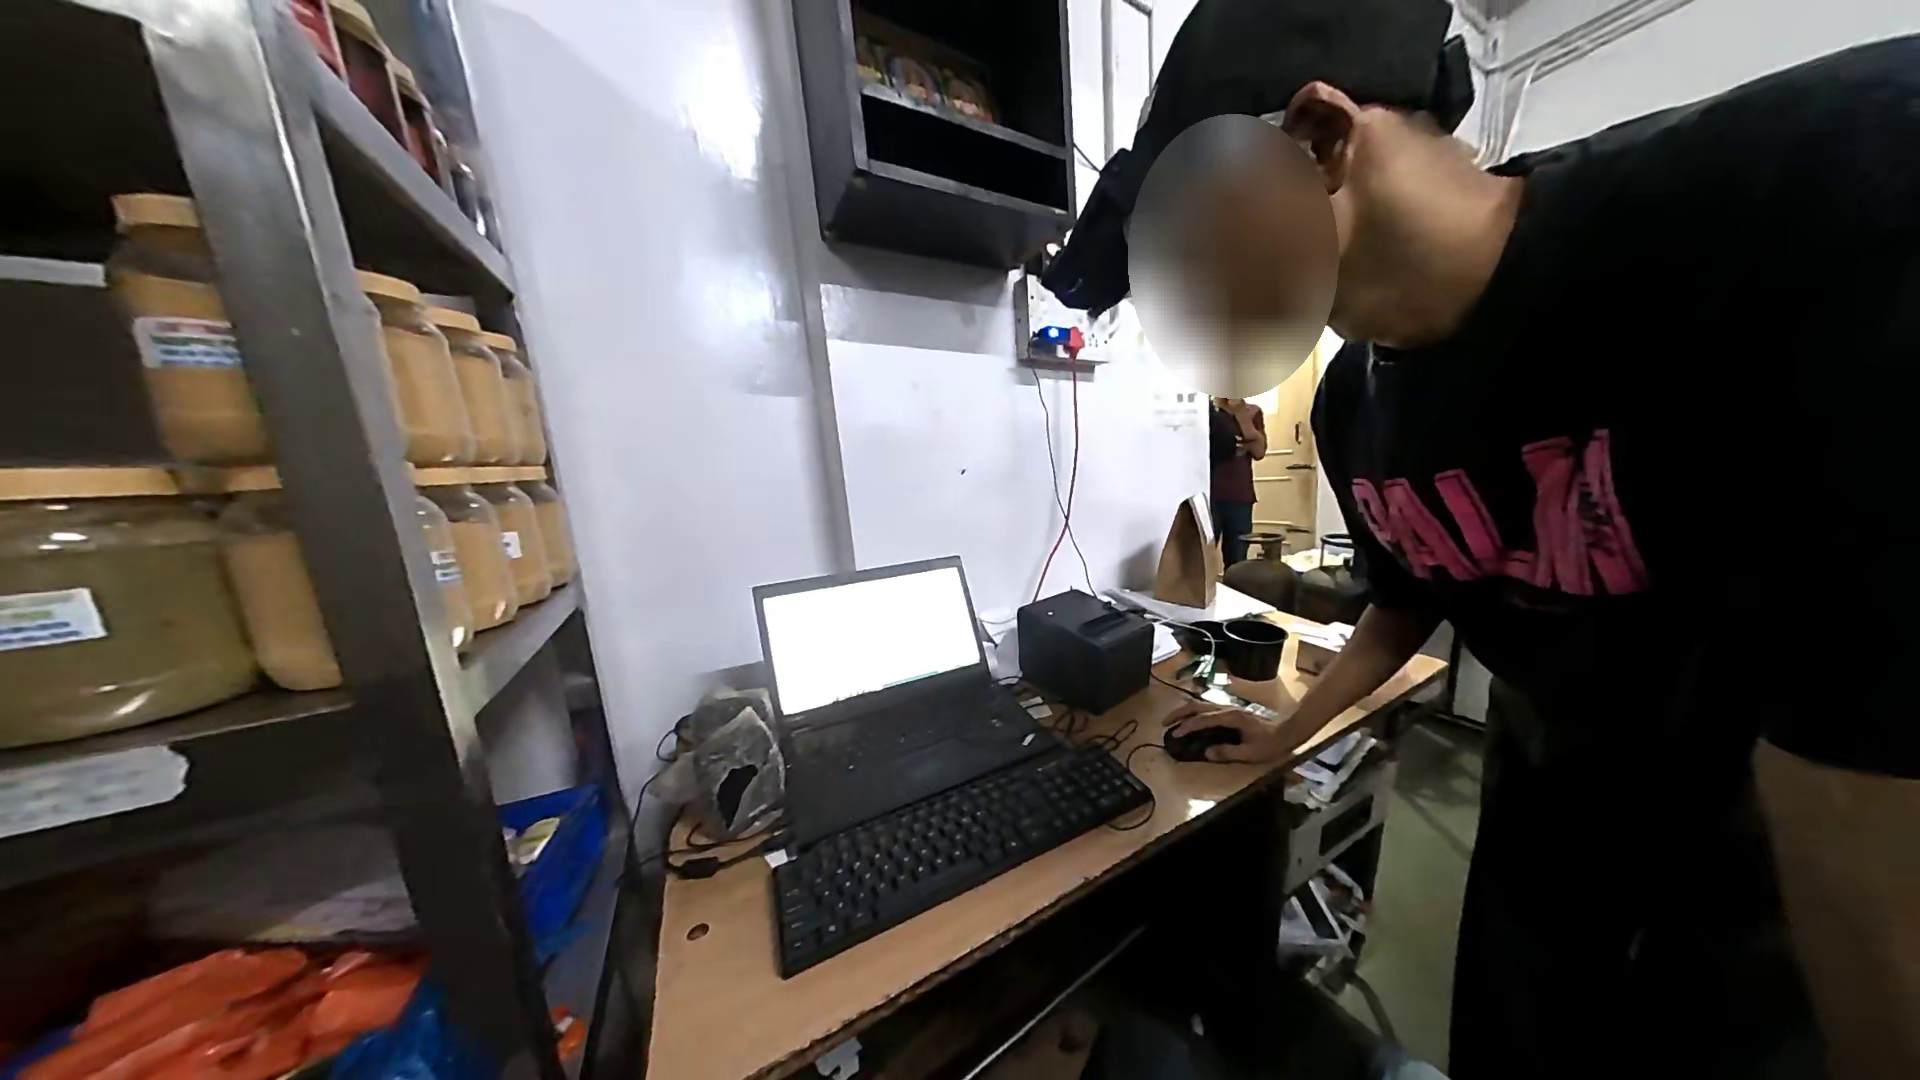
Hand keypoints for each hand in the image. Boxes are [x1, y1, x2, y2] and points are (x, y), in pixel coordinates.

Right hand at [1162, 702, 1290, 763]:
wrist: (1287, 730)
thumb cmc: (1270, 743)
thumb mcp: (1251, 753)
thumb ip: (1228, 752)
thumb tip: (1206, 753)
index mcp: (1230, 718)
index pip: (1202, 719)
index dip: (1187, 726)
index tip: (1175, 734)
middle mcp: (1226, 709)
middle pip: (1197, 706)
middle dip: (1179, 713)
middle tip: (1164, 722)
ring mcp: (1227, 708)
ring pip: (1200, 704)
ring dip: (1184, 711)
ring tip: (1172, 720)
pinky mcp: (1229, 711)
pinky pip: (1206, 707)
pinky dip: (1193, 711)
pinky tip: (1190, 717)